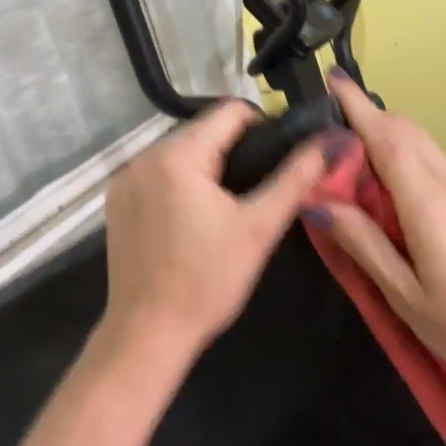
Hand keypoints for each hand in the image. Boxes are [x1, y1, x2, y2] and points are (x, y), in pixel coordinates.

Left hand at [102, 100, 327, 352]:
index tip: (279, 160)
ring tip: (230, 205)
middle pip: (202, 131)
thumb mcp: (259, 228)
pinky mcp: (116, 202)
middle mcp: (144, 157)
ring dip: (207, 167)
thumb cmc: (208, 281)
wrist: (148, 334)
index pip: (229, 111)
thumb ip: (295, 178)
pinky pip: (158, 174)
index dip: (263, 127)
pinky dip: (180, 184)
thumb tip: (329, 142)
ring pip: (180, 152)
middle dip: (234, 150)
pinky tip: (195, 218)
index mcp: (178, 155)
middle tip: (259, 190)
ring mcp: (125, 180)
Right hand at [311, 73, 445, 406]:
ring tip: (360, 180)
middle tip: (333, 142)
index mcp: (431, 205)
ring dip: (392, 147)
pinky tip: (401, 206)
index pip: (389, 138)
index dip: (359, 106)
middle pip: (410, 133)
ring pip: (428, 149)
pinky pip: (444, 170)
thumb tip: (321, 202)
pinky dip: (413, 168)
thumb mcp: (407, 299)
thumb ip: (365, 245)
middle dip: (371, 122)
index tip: (334, 80)